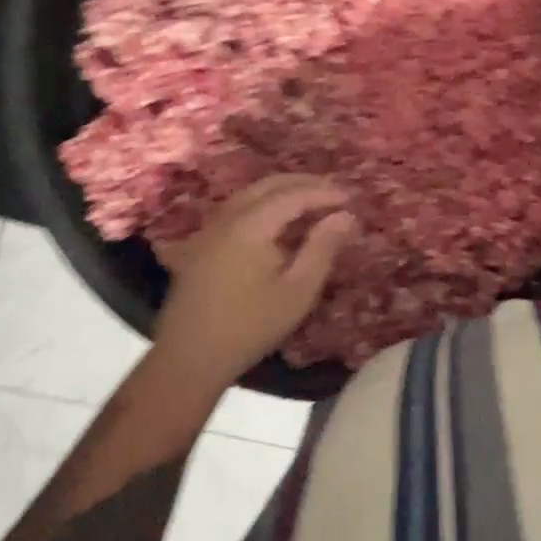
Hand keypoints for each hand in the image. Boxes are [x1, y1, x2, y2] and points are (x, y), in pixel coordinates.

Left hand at [148, 175, 354, 383]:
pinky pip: (236, 210)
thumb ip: (322, 248)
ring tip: (310, 201)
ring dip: (281, 192)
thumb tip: (345, 216)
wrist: (189, 357)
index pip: (293, 195)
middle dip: (303, 183)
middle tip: (334, 191)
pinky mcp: (201, 245)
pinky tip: (276, 222)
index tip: (351, 197)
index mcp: (250, 225)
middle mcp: (227, 218)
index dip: (324, 193)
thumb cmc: (250, 326)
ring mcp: (209, 230)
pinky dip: (262, 205)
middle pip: (268, 186)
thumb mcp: (298, 291)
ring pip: (249, 195)